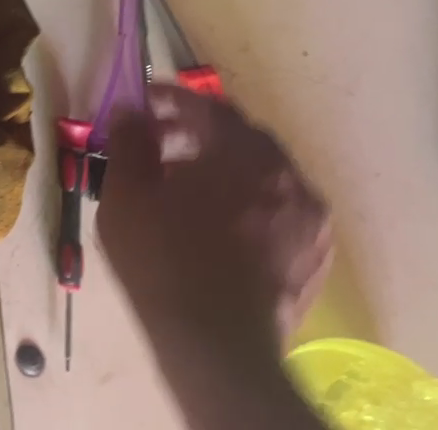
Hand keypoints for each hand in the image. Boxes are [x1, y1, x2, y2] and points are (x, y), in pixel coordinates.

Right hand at [99, 84, 332, 359]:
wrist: (213, 340)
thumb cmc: (159, 257)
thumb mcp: (125, 192)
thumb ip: (129, 141)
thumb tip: (128, 109)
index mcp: (243, 158)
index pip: (210, 106)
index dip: (172, 97)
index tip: (140, 100)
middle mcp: (289, 181)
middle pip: (244, 136)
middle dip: (199, 129)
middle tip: (157, 139)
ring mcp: (309, 221)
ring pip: (265, 172)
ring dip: (223, 162)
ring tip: (181, 181)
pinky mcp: (312, 253)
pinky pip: (279, 205)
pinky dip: (246, 195)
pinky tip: (212, 216)